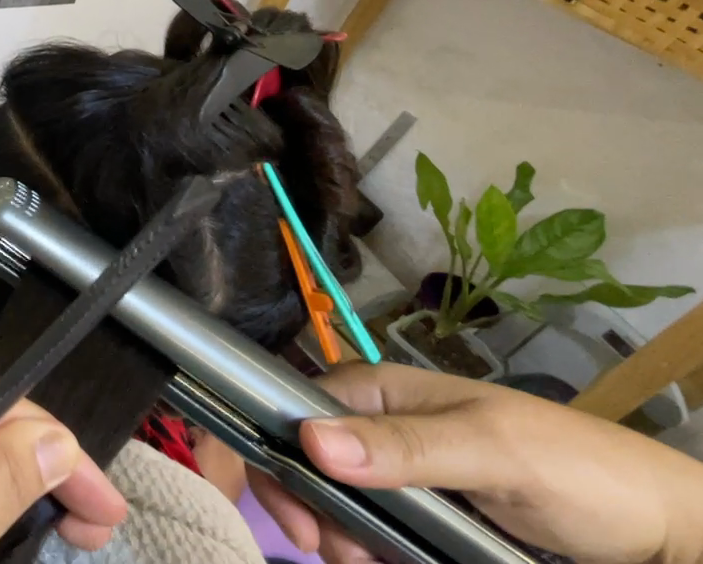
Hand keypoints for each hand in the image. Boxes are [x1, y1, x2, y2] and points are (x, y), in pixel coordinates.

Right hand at [250, 362, 702, 563]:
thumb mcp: (494, 453)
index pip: (287, 409)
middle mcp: (371, 423)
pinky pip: (368, 523)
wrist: (669, 531)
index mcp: (373, 392)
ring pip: (330, 497)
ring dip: (336, 535)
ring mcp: (395, 468)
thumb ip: (406, 447)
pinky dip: (364, 547)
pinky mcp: (419, 508)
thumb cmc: (580, 472)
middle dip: (307, 508)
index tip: (297, 519)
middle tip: (335, 555)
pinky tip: (379, 563)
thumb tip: (309, 441)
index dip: (274, 456)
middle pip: (301, 459)